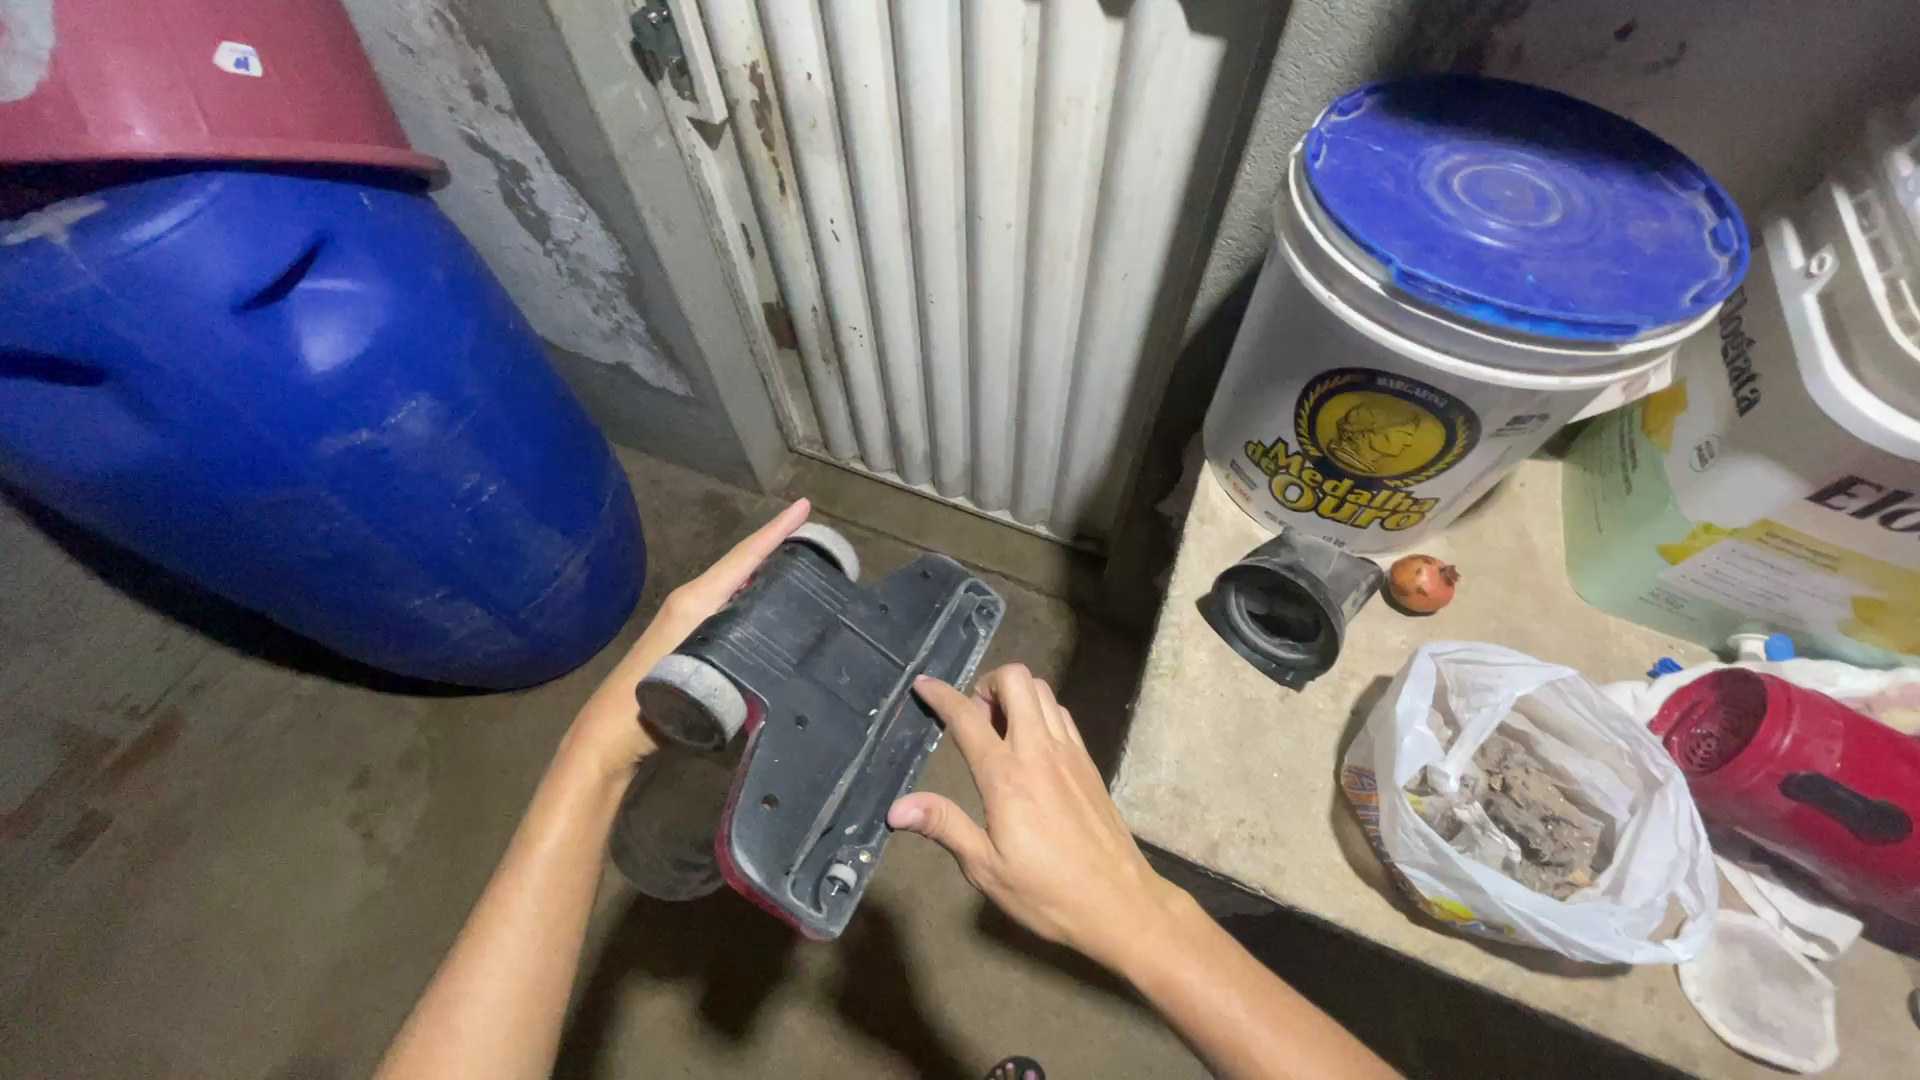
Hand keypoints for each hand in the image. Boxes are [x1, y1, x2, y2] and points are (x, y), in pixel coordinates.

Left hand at [565, 499, 810, 776]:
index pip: (744, 558)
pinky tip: (774, 599)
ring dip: (767, 566)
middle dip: (777, 543)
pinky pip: (731, 599)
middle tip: (818, 535)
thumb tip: (782, 645)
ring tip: (806, 560)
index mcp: (696, 602)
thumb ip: (736, 657)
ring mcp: (689, 615)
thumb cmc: (650, 705)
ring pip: (737, 580)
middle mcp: (693, 600)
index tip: (804, 506)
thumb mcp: (696, 677)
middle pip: (743, 562)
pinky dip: (755, 589)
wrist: (610, 733)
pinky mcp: (691, 632)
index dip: (776, 531)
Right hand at [888, 664, 1188, 969]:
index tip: (923, 684)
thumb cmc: (1048, 892)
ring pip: (1042, 690)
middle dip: (987, 684)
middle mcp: (1039, 750)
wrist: (1121, 903)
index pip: (967, 717)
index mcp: (1007, 776)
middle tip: (974, 720)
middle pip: (1015, 680)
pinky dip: (1040, 710)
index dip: (941, 694)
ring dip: (1015, 695)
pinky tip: (1031, 744)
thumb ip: (944, 826)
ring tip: (1000, 731)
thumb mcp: (986, 868)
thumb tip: (897, 809)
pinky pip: (1061, 713)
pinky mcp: (1088, 761)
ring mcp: (1069, 752)